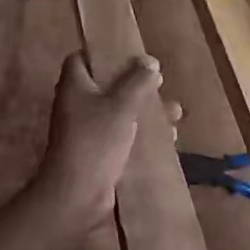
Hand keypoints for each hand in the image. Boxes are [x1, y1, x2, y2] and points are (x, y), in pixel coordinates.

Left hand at [30, 52, 161, 229]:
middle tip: (159, 83)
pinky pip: (122, 136)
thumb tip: (150, 61)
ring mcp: (86, 131)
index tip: (129, 53)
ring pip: (118, 112)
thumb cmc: (96, 141)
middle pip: (106, 85)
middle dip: (135, 84)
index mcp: (75, 85)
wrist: (77, 196)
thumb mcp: (121, 105)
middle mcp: (77, 105)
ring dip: (145, 111)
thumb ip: (137, 81)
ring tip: (175, 113)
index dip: (102, 52)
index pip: (81, 58)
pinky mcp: (98, 154)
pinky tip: (168, 138)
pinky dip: (142, 135)